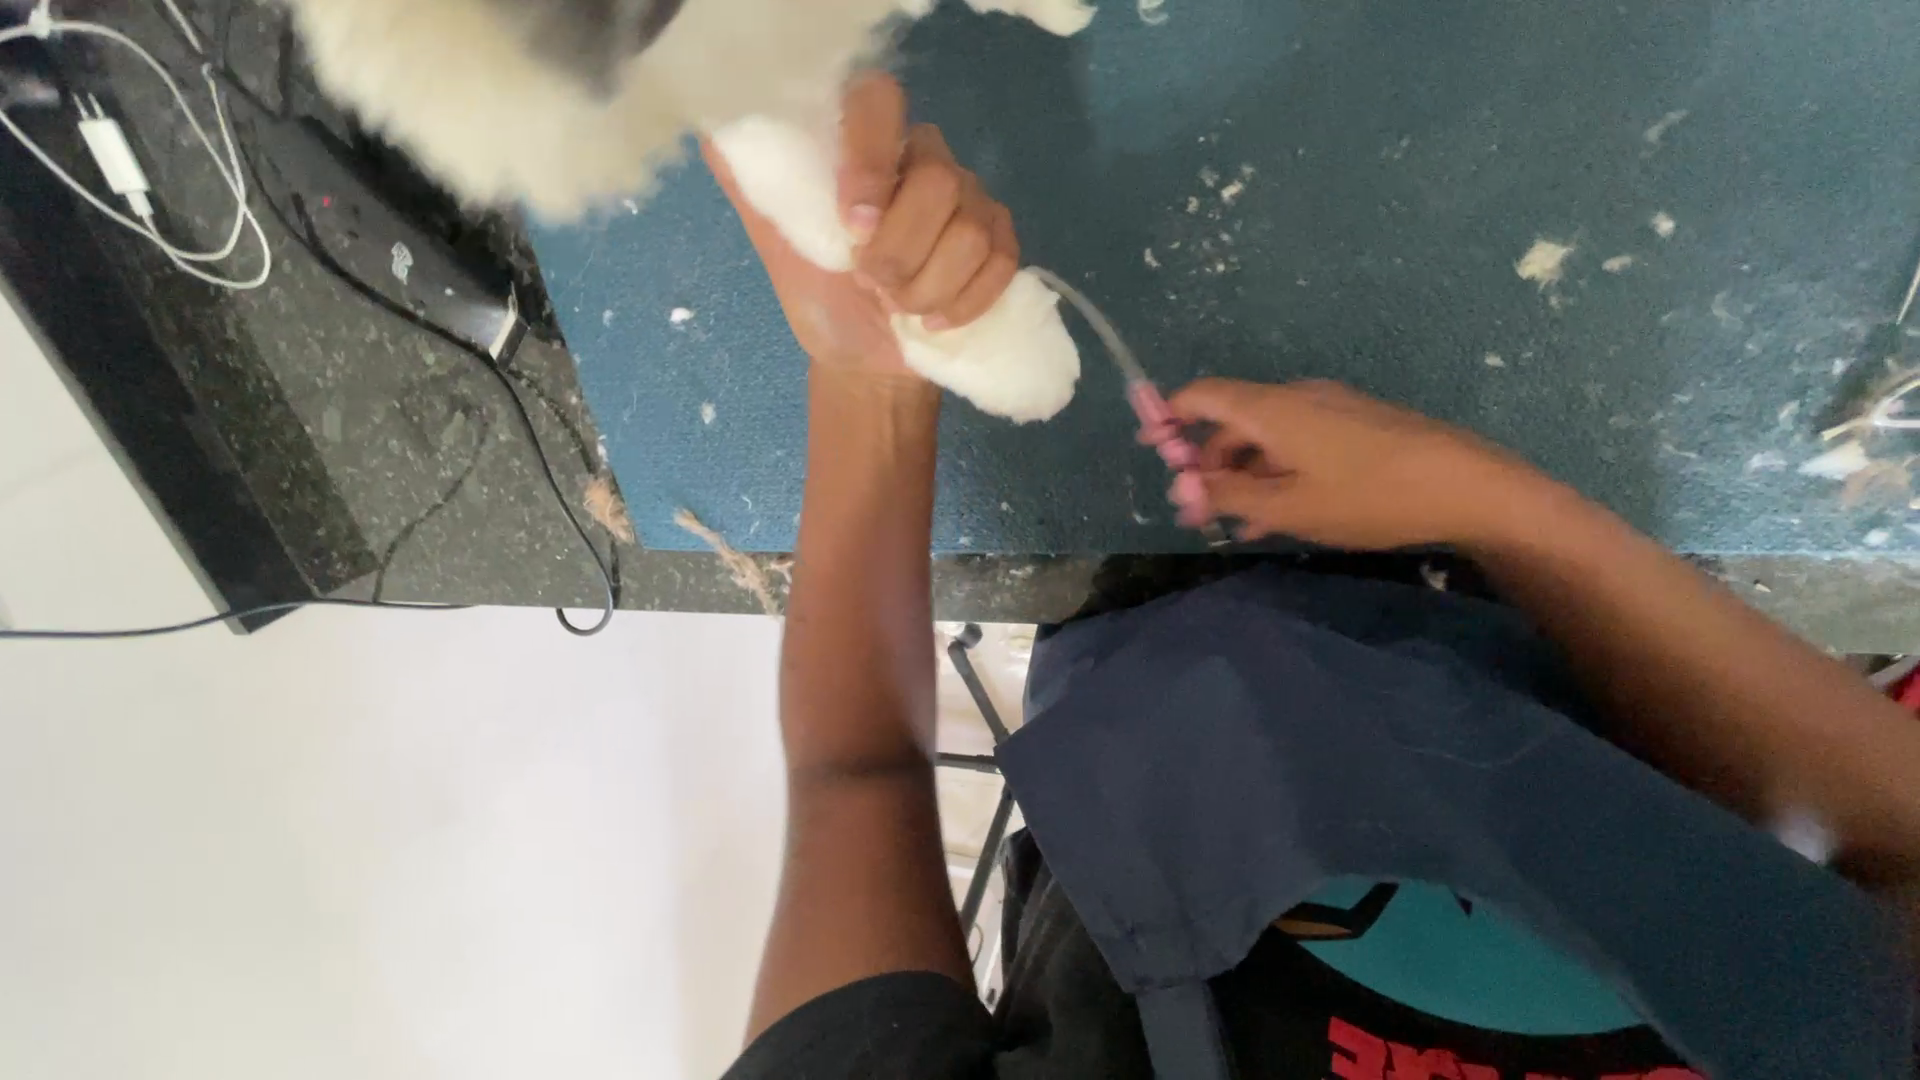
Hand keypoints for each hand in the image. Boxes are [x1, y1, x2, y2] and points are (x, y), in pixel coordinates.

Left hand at [703, 73, 1019, 376]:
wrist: (866, 364)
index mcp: (867, 148)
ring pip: (972, 231)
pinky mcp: (1001, 247)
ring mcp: (971, 203)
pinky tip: (933, 321)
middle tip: (872, 287)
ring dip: (928, 288)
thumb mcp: (779, 250)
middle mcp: (925, 161)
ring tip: (899, 308)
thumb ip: (759, 192)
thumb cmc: (824, 303)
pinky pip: (1001, 263)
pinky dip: (965, 303)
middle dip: (900, 255)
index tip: (853, 228)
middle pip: (939, 183)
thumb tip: (716, 134)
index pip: (879, 104)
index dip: (872, 163)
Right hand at [1166, 378, 1552, 549]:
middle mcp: (1295, 398)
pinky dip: (1273, 471)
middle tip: (1196, 506)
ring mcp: (1328, 408)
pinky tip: (1275, 512)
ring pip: (1264, 436)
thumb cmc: (1367, 496)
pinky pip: (1294, 442)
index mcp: (1271, 409)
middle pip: (1231, 420)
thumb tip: (1181, 489)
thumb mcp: (1286, 506)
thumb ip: (1227, 495)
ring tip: (1235, 521)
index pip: (1202, 396)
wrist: (1468, 486)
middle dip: (1205, 462)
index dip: (1168, 415)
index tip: (1150, 445)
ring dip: (1240, 474)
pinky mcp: (1354, 424)